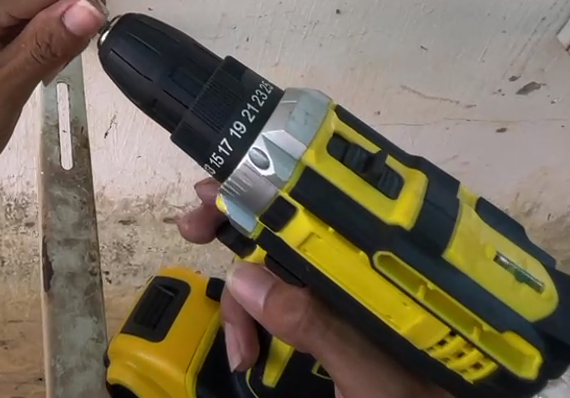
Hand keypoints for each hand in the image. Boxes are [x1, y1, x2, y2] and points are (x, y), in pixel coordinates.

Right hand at [178, 181, 448, 397]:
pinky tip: (246, 355)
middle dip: (232, 231)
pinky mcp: (322, 336)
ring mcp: (338, 309)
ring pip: (269, 278)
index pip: (315, 212)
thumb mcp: (378, 379)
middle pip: (281, 236)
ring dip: (239, 304)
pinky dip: (248, 328)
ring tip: (240, 354)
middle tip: (191, 229)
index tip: (212, 190)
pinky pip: (272, 315)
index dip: (260, 191)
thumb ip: (320, 327)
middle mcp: (356, 280)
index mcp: (378, 273)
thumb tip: (246, 277)